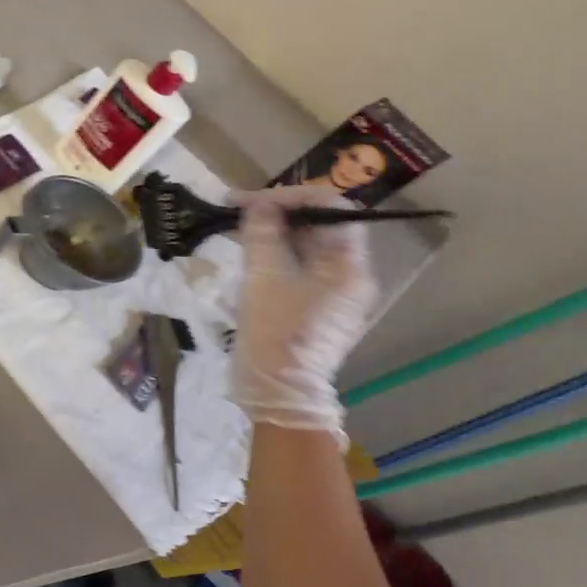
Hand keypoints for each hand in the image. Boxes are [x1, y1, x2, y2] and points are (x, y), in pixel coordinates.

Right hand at [229, 186, 378, 444]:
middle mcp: (350, 276)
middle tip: (236, 211)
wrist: (277, 389)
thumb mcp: (264, 275)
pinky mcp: (315, 307)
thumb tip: (259, 204)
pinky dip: (274, 254)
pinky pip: (298, 267)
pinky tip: (247, 253)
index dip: (291, 196)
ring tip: (236, 229)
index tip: (250, 200)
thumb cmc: (275, 330)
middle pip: (319, 227)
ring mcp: (333, 293)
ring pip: (306, 247)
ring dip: (272, 233)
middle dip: (278, 213)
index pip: (331, 208)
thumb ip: (262, 233)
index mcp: (349, 265)